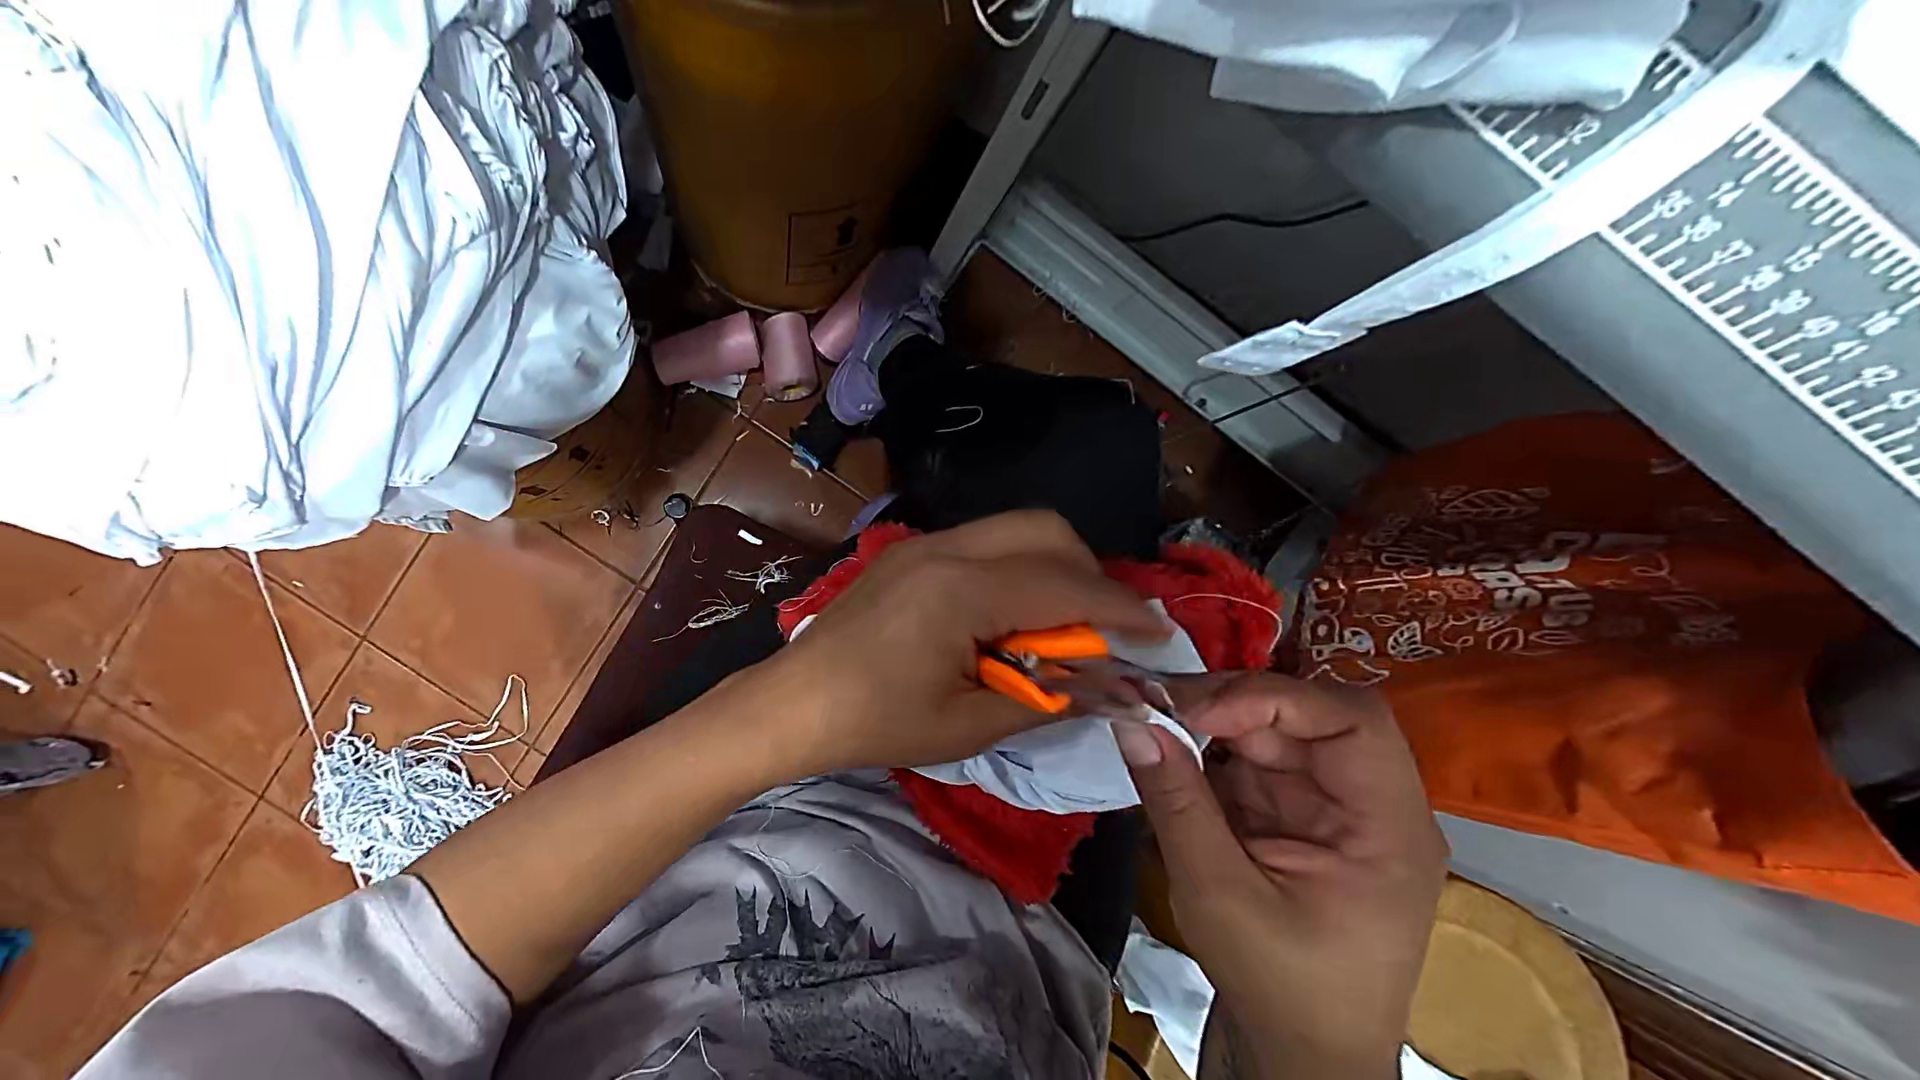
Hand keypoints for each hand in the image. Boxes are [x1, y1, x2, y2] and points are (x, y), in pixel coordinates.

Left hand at [737, 511, 1168, 777]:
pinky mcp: (913, 551)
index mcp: (962, 592)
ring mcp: (926, 543)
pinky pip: (987, 540)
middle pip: (1046, 530)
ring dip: (1055, 566)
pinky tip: (1011, 613)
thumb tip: (1105, 687)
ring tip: (1061, 622)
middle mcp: (948, 549)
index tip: (1158, 631)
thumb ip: (1044, 698)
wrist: (791, 702)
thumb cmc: (875, 723)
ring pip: (1017, 527)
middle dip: (1090, 572)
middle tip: (1103, 626)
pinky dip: (1019, 567)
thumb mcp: (966, 725)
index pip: (1064, 584)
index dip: (1120, 607)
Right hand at [1113, 675, 1446, 1079]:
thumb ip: (1176, 802)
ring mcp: (1329, 804)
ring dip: (1211, 721)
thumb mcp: (1220, 896)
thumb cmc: (1281, 986)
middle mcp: (1368, 802)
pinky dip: (1207, 748)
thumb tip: (1131, 720)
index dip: (1273, 699)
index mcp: (1388, 827)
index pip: (1351, 722)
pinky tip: (1170, 748)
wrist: (1301, 1053)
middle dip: (1232, 702)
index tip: (1196, 712)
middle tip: (1160, 703)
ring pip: (1273, 730)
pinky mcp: (1294, 811)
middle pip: (1308, 716)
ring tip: (1154, 719)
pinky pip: (1251, 759)